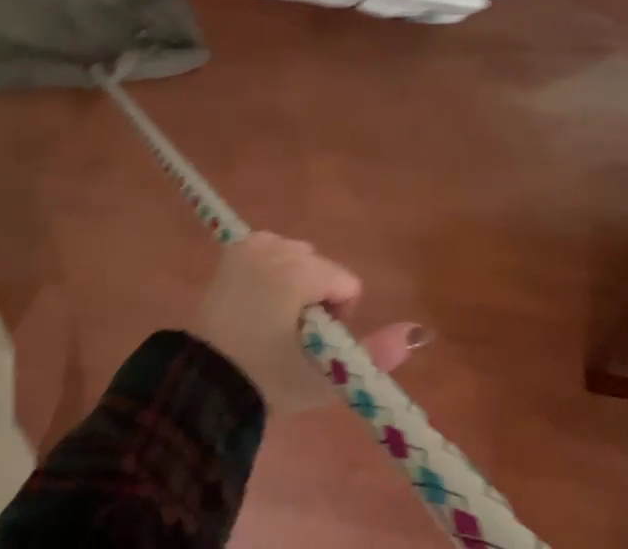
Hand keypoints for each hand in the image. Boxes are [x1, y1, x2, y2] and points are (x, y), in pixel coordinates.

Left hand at [191, 232, 427, 412]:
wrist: (207, 379)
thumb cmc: (270, 377)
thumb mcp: (329, 374)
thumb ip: (378, 352)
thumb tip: (419, 332)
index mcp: (300, 270)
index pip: (346, 283)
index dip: (339, 315)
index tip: (315, 342)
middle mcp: (274, 248)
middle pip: (321, 266)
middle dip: (317, 295)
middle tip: (293, 334)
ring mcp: (248, 247)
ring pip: (295, 256)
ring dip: (295, 281)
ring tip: (274, 320)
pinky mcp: (229, 254)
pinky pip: (267, 250)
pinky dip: (271, 270)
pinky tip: (259, 300)